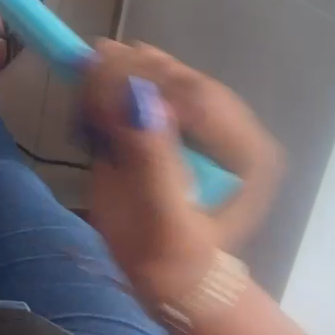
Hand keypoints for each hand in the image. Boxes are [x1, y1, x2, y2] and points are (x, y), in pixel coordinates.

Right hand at [81, 40, 281, 309]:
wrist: (165, 277)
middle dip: (135, 70)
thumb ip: (152, 161)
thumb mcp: (163, 220)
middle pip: (181, 82)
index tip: (106, 72)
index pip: (202, 99)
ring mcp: (199, 127)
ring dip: (125, 72)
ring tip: (89, 66)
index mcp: (245, 153)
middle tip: (91, 58)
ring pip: (165, 81)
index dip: (154, 82)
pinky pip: (148, 92)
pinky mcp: (171, 127)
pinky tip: (96, 85)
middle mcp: (228, 130)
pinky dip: (118, 85)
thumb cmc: (171, 258)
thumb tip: (137, 103)